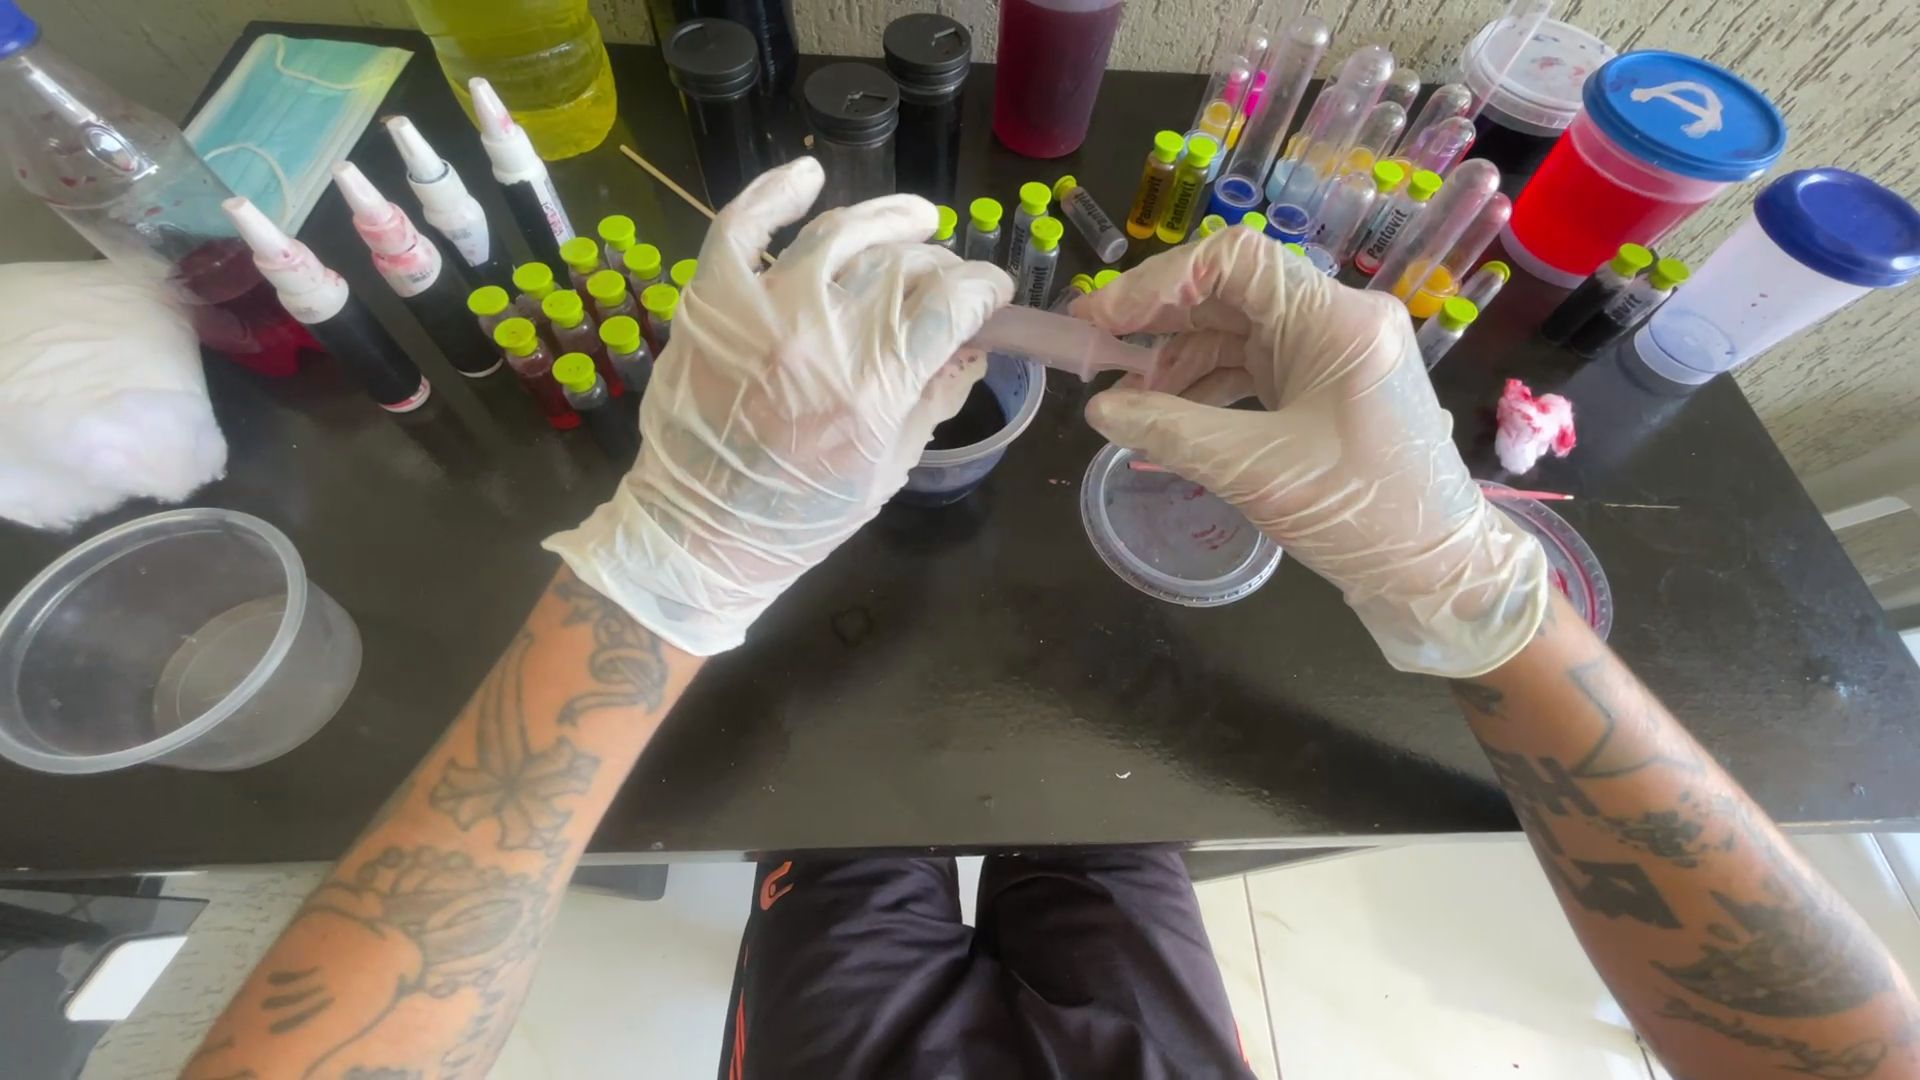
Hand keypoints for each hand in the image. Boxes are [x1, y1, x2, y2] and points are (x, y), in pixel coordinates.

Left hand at [546, 159, 1011, 654]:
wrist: (702, 531)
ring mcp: (761, 309)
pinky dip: (775, 192)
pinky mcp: (711, 300)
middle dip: (941, 265)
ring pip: (839, 232)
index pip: (951, 303)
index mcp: (875, 387)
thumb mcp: (889, 469)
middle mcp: (823, 336)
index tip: (993, 294)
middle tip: (946, 280)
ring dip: (888, 218)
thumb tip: (971, 349)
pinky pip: (741, 224)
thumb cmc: (805, 517)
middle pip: (903, 265)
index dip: (985, 288)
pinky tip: (807, 177)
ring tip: (915, 218)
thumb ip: (933, 400)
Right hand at [1073, 228, 1546, 676]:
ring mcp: (1330, 352)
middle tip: (1094, 347)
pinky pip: (1249, 366)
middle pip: (1229, 292)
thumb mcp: (1256, 471)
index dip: (1156, 283)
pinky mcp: (1321, 383)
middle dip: (1157, 318)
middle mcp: (1336, 320)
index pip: (1234, 261)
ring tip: (1127, 401)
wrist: (1433, 568)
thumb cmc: (1361, 513)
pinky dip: (1203, 385)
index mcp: (1336, 322)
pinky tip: (1169, 414)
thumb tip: (1097, 410)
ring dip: (1175, 360)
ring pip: (1234, 331)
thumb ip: (1170, 432)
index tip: (1099, 319)